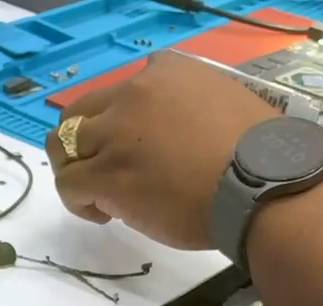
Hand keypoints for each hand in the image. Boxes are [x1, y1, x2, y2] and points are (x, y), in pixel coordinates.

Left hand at [44, 53, 278, 249]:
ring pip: (62, 149)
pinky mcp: (107, 174)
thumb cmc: (252, 155)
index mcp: (162, 73)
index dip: (112, 128)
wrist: (259, 184)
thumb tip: (161, 137)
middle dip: (80, 149)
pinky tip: (106, 215)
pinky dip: (78, 203)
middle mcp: (132, 95)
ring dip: (75, 174)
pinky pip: (68, 185)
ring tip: (100, 198)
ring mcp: (116, 134)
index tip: (132, 154)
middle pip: (75, 117)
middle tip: (101, 177)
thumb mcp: (217, 103)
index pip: (112, 95)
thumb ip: (178, 110)